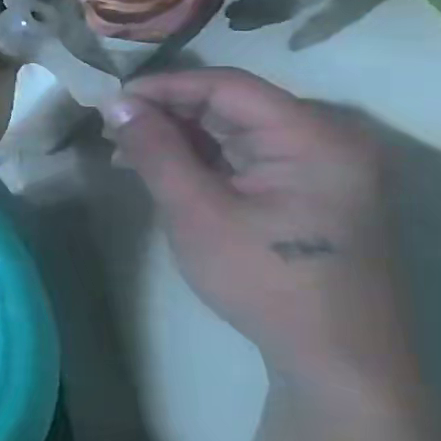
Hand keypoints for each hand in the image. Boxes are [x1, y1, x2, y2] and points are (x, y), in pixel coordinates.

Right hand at [104, 68, 418, 400]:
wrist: (334, 355)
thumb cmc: (264, 277)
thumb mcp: (195, 210)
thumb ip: (154, 149)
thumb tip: (115, 102)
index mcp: (313, 138)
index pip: (226, 85)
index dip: (161, 86)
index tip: (106, 104)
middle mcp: (327, 140)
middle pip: (231, 103)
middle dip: (164, 110)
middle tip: (108, 129)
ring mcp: (323, 166)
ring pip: (233, 127)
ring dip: (176, 133)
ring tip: (123, 150)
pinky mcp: (310, 188)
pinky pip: (245, 152)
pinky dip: (198, 155)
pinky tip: (159, 168)